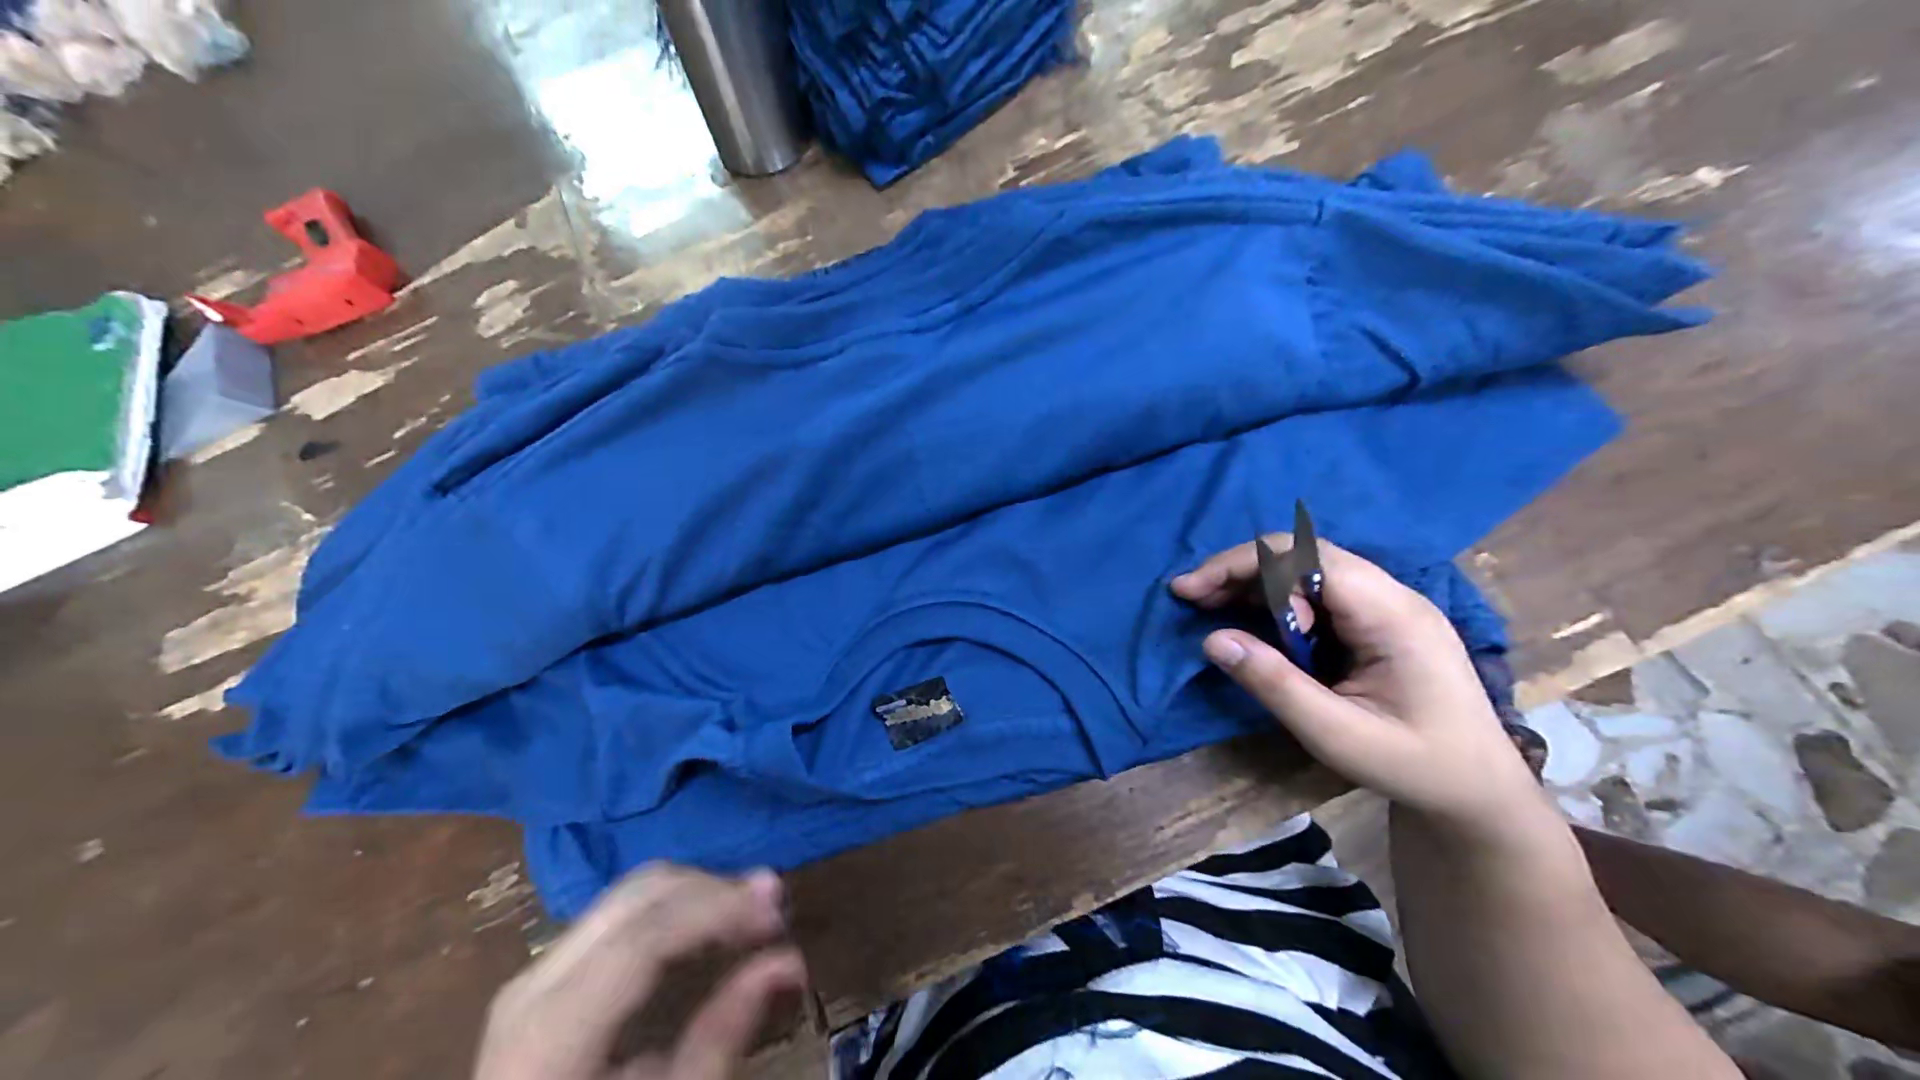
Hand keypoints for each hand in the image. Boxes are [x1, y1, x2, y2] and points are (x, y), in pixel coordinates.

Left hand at [475, 864, 806, 1079]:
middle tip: (774, 907)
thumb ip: (722, 1034)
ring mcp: (536, 970)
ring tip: (751, 913)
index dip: (718, 911)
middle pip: (639, 895)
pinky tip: (709, 924)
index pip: (644, 938)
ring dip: (698, 892)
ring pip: (631, 892)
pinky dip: (674, 907)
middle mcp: (534, 981)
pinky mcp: (547, 970)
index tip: (778, 911)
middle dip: (714, 890)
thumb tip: (788, 962)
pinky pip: (620, 911)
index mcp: (551, 1032)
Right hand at [1171, 535, 1545, 834]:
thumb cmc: (1416, 767)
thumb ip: (1275, 685)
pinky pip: (1317, 591)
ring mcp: (1387, 605)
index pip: (1307, 558)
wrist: (1480, 791)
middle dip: (1240, 568)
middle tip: (1190, 597)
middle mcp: (1391, 596)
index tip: (1195, 593)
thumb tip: (1212, 640)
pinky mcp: (1377, 620)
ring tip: (1207, 605)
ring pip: (1306, 568)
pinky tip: (1248, 620)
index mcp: (1392, 616)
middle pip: (1303, 554)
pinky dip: (1275, 599)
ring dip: (1253, 581)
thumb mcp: (1338, 736)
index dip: (1244, 565)